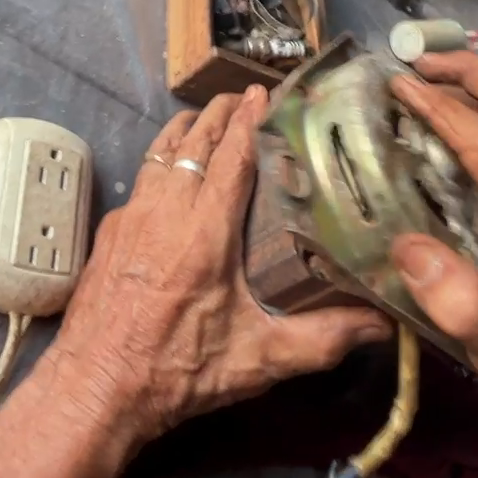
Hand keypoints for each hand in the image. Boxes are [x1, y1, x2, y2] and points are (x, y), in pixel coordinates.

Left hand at [0, 87, 391, 477]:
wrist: (95, 386)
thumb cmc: (177, 369)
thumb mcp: (258, 360)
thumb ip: (322, 339)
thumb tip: (382, 325)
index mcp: (205, 228)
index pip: (232, 155)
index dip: (250, 119)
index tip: (263, 91)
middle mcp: (166, 208)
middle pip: (194, 140)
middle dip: (219, 113)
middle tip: (242, 97)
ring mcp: (132, 214)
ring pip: (160, 150)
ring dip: (185, 129)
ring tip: (205, 118)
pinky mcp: (110, 228)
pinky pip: (142, 176)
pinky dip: (161, 158)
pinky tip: (168, 172)